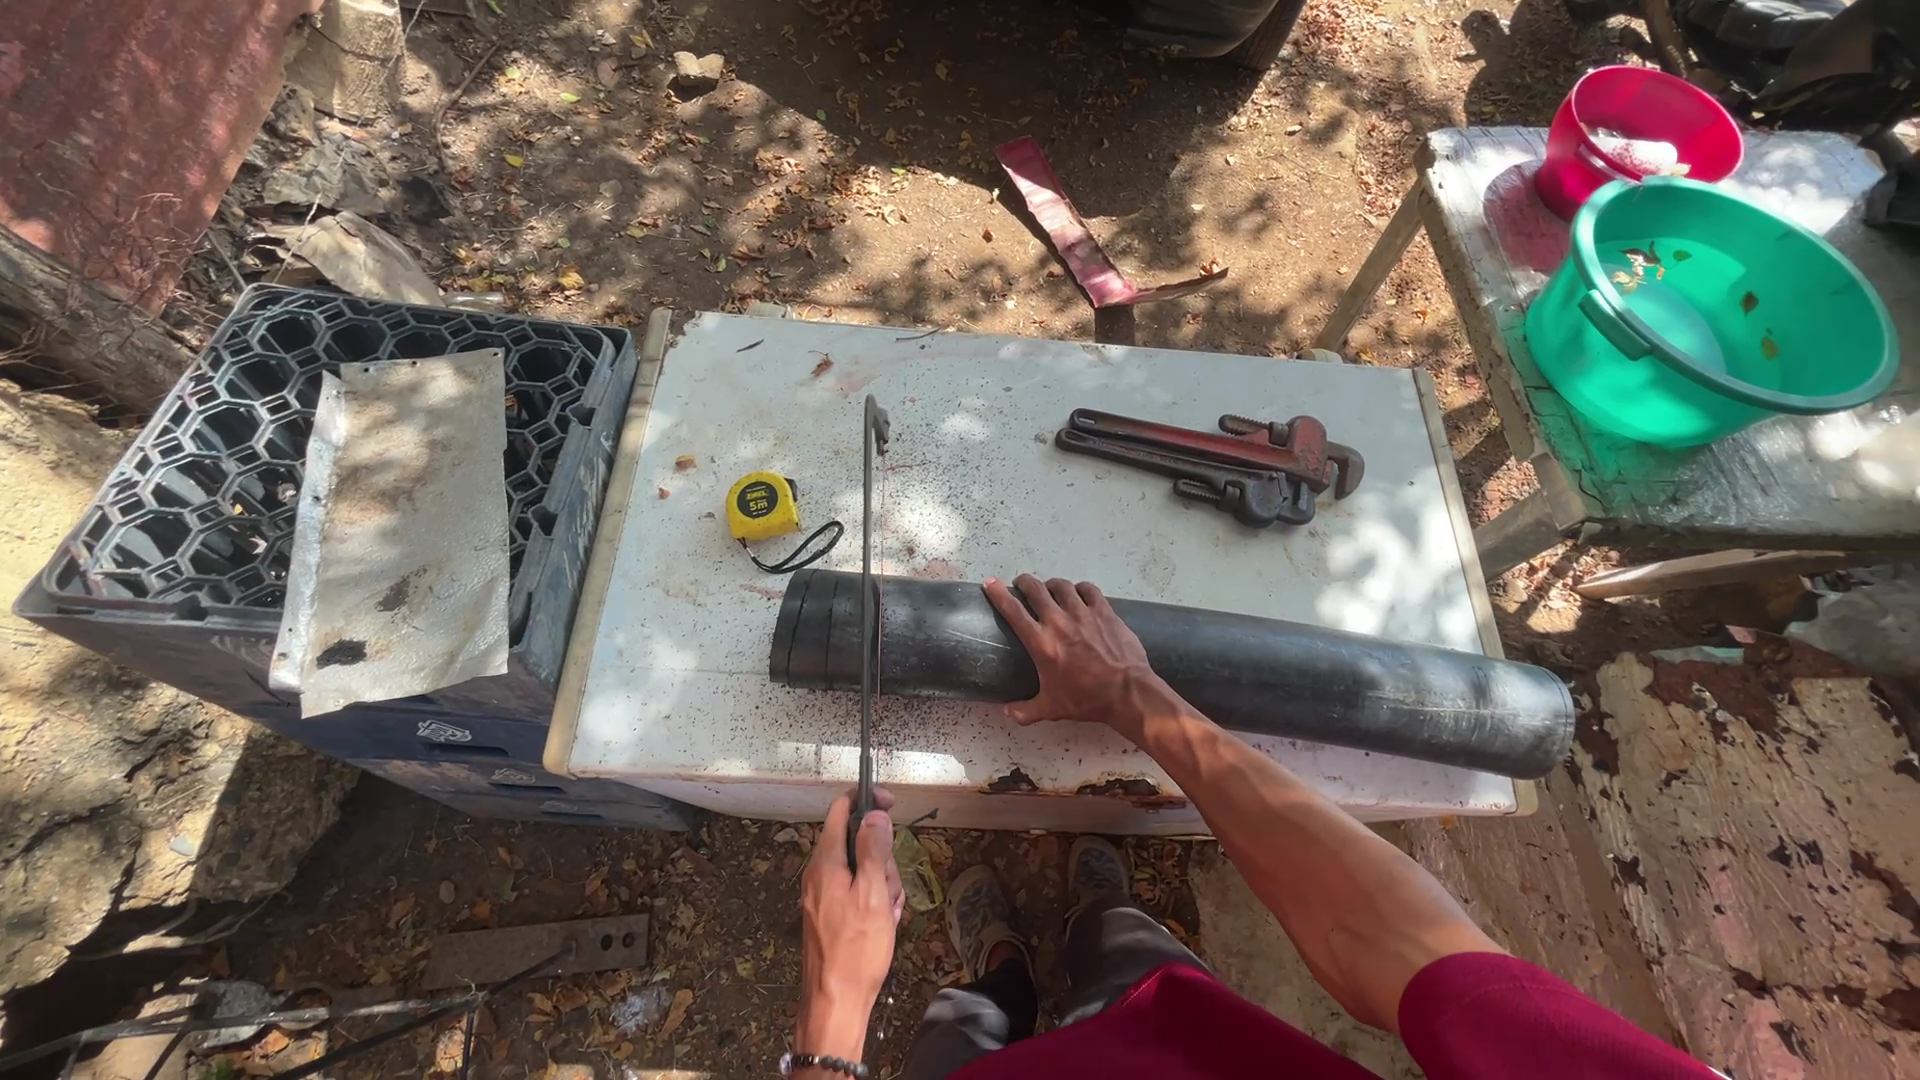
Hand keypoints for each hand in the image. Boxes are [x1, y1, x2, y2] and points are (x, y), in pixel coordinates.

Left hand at [796, 786, 902, 1065]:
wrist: (835, 1005)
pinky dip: (874, 902)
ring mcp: (823, 895)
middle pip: (856, 841)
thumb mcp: (872, 892)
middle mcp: (819, 872)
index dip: (866, 799)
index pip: (840, 809)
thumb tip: (874, 812)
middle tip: (891, 886)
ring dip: (882, 884)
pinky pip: (857, 893)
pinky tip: (884, 924)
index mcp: (825, 860)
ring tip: (889, 913)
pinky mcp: (830, 915)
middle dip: (882, 857)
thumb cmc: (856, 948)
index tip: (891, 803)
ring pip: (861, 869)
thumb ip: (872, 848)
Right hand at [983, 574, 1170, 737]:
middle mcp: (1059, 622)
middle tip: (1022, 585)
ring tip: (1050, 589)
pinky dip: (1080, 588)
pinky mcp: (1105, 611)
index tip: (990, 583)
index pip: (1013, 610)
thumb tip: (1006, 711)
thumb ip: (1024, 710)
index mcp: (1041, 643)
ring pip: (1062, 585)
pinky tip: (1079, 593)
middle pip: (1036, 589)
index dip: (998, 593)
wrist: (1127, 692)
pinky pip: (1088, 589)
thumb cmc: (1087, 700)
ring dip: (1052, 585)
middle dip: (1024, 582)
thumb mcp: (1051, 708)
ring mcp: (1083, 613)